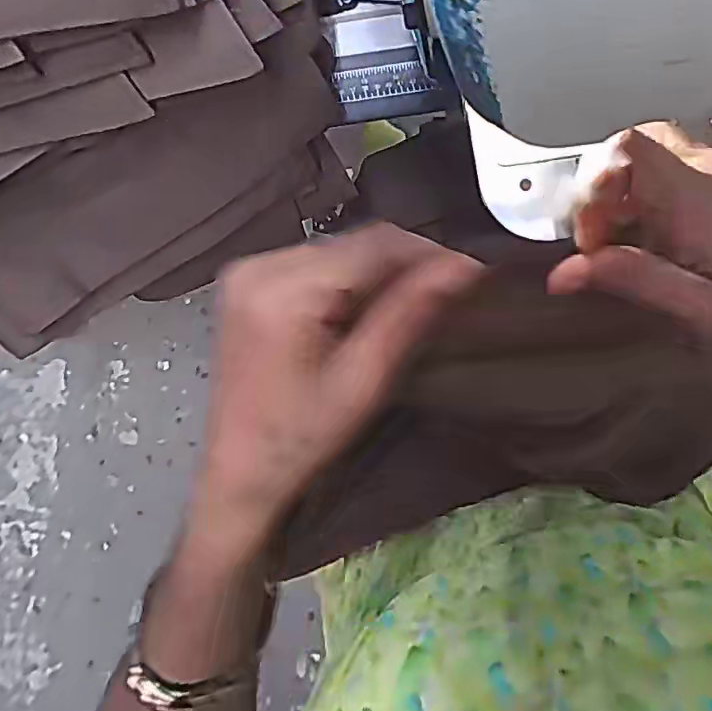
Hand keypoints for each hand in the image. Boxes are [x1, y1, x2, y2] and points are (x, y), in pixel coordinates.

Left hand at [184, 224, 482, 563]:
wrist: (242, 469)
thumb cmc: (301, 438)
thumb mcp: (365, 379)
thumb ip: (410, 314)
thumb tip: (462, 268)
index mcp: (283, 291)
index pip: (374, 244)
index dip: (428, 252)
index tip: (469, 271)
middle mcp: (260, 267)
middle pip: (356, 240)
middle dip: (407, 260)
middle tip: (448, 287)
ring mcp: (250, 270)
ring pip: (341, 246)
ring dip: (381, 267)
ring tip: (413, 298)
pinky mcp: (250, 279)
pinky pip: (318, 259)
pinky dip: (352, 275)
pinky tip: (368, 304)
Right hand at [548, 122, 711, 358]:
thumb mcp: (699, 306)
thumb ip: (632, 279)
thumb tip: (561, 275)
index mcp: (701, 197)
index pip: (629, 149)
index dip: (592, 184)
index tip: (592, 239)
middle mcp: (706, 167)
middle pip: (629, 144)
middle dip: (599, 188)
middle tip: (601, 238)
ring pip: (644, 149)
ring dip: (618, 189)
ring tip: (621, 236)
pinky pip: (663, 162)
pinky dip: (639, 190)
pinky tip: (647, 231)